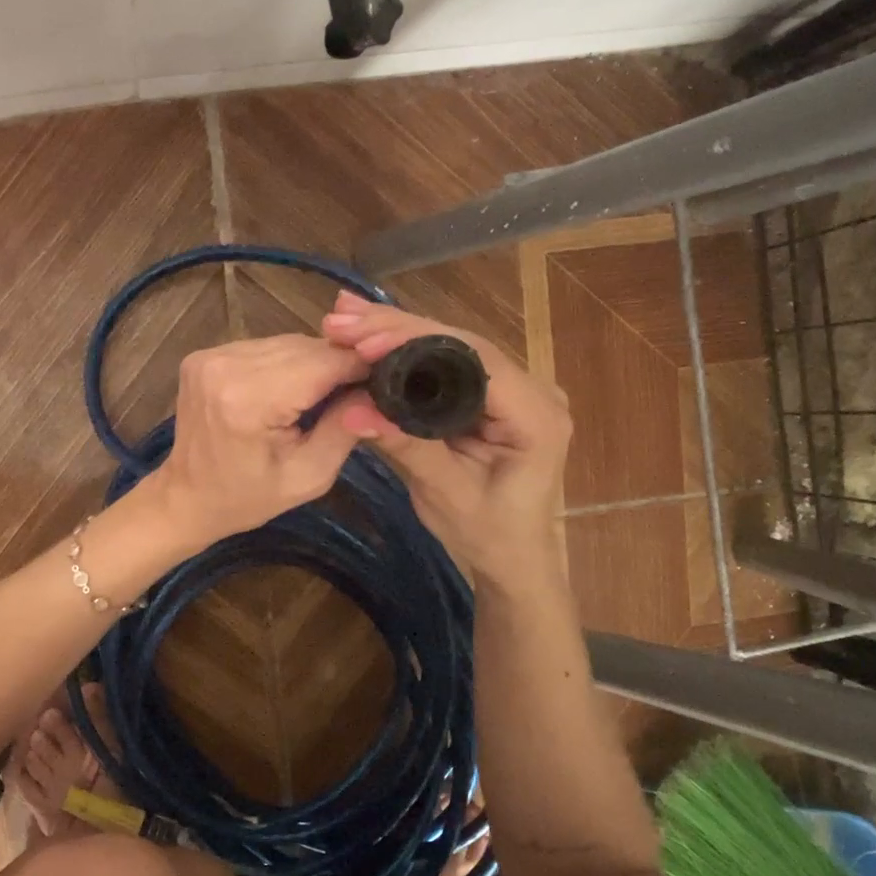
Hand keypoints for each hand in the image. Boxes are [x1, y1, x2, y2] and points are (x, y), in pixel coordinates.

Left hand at [143, 335, 370, 542]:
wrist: (186, 497)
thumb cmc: (248, 497)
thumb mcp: (309, 476)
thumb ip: (344, 429)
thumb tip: (379, 390)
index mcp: (249, 400)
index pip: (323, 362)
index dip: (360, 366)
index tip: (387, 376)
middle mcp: (226, 366)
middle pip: (305, 347)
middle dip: (337, 363)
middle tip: (361, 388)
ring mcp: (210, 355)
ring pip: (286, 342)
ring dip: (312, 361)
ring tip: (328, 390)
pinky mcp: (204, 354)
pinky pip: (263, 347)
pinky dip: (285, 362)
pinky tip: (292, 387)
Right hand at [321, 291, 570, 578]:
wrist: (512, 561)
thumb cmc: (487, 536)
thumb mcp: (444, 493)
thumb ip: (405, 445)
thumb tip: (351, 410)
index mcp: (535, 415)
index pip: (473, 359)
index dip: (416, 340)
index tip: (363, 338)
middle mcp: (533, 390)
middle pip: (460, 344)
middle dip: (397, 328)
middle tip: (340, 315)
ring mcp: (515, 389)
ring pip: (451, 348)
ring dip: (397, 333)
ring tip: (344, 317)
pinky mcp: (493, 395)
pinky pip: (448, 365)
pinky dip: (407, 351)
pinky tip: (370, 336)